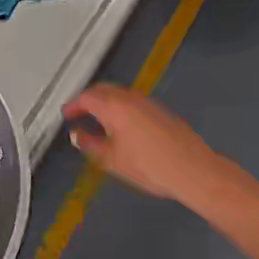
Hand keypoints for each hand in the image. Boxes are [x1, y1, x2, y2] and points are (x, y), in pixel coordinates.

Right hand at [65, 83, 223, 200]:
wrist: (193, 169)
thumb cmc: (148, 166)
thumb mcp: (112, 160)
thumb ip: (90, 144)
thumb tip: (77, 134)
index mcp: (114, 106)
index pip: (86, 97)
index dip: (73, 105)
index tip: (66, 114)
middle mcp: (129, 97)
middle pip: (102, 89)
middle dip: (88, 98)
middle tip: (79, 113)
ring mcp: (147, 101)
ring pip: (118, 93)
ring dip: (104, 100)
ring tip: (97, 119)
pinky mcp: (159, 109)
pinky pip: (131, 99)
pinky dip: (119, 105)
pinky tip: (120, 123)